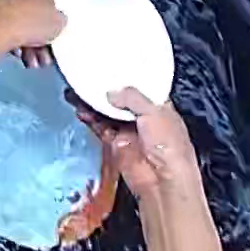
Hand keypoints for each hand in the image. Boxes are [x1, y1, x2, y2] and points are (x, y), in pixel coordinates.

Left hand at [0, 0, 63, 65]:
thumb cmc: (27, 21)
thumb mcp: (58, 24)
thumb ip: (60, 20)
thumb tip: (60, 21)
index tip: (59, 6)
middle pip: (34, 9)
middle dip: (40, 31)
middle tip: (46, 49)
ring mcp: (2, 0)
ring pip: (19, 22)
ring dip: (28, 43)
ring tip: (32, 60)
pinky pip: (4, 30)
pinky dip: (12, 42)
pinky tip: (18, 54)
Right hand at [72, 87, 202, 197]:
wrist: (162, 184)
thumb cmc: (170, 147)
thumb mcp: (154, 112)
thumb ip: (131, 97)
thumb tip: (111, 92)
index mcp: (160, 108)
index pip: (142, 87)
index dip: (128, 78)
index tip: (111, 66)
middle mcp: (145, 119)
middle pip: (122, 99)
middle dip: (107, 89)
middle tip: (90, 75)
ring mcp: (130, 132)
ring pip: (108, 112)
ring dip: (95, 103)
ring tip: (79, 90)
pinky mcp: (117, 145)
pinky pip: (101, 127)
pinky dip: (91, 118)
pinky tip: (81, 109)